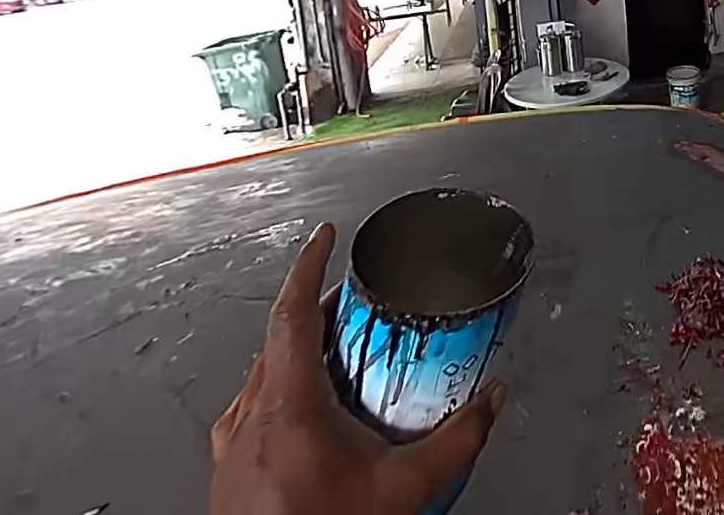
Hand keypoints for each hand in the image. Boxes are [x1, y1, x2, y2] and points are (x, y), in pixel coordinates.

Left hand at [210, 224, 506, 513]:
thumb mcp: (403, 492)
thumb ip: (457, 439)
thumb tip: (493, 399)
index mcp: (288, 409)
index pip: (292, 313)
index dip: (309, 264)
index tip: (326, 234)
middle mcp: (252, 420)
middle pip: (280, 335)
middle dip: (318, 302)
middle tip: (353, 292)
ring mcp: (234, 447)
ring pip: (265, 368)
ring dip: (300, 341)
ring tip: (337, 339)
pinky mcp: (231, 471)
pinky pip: (255, 400)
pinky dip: (285, 378)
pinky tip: (309, 400)